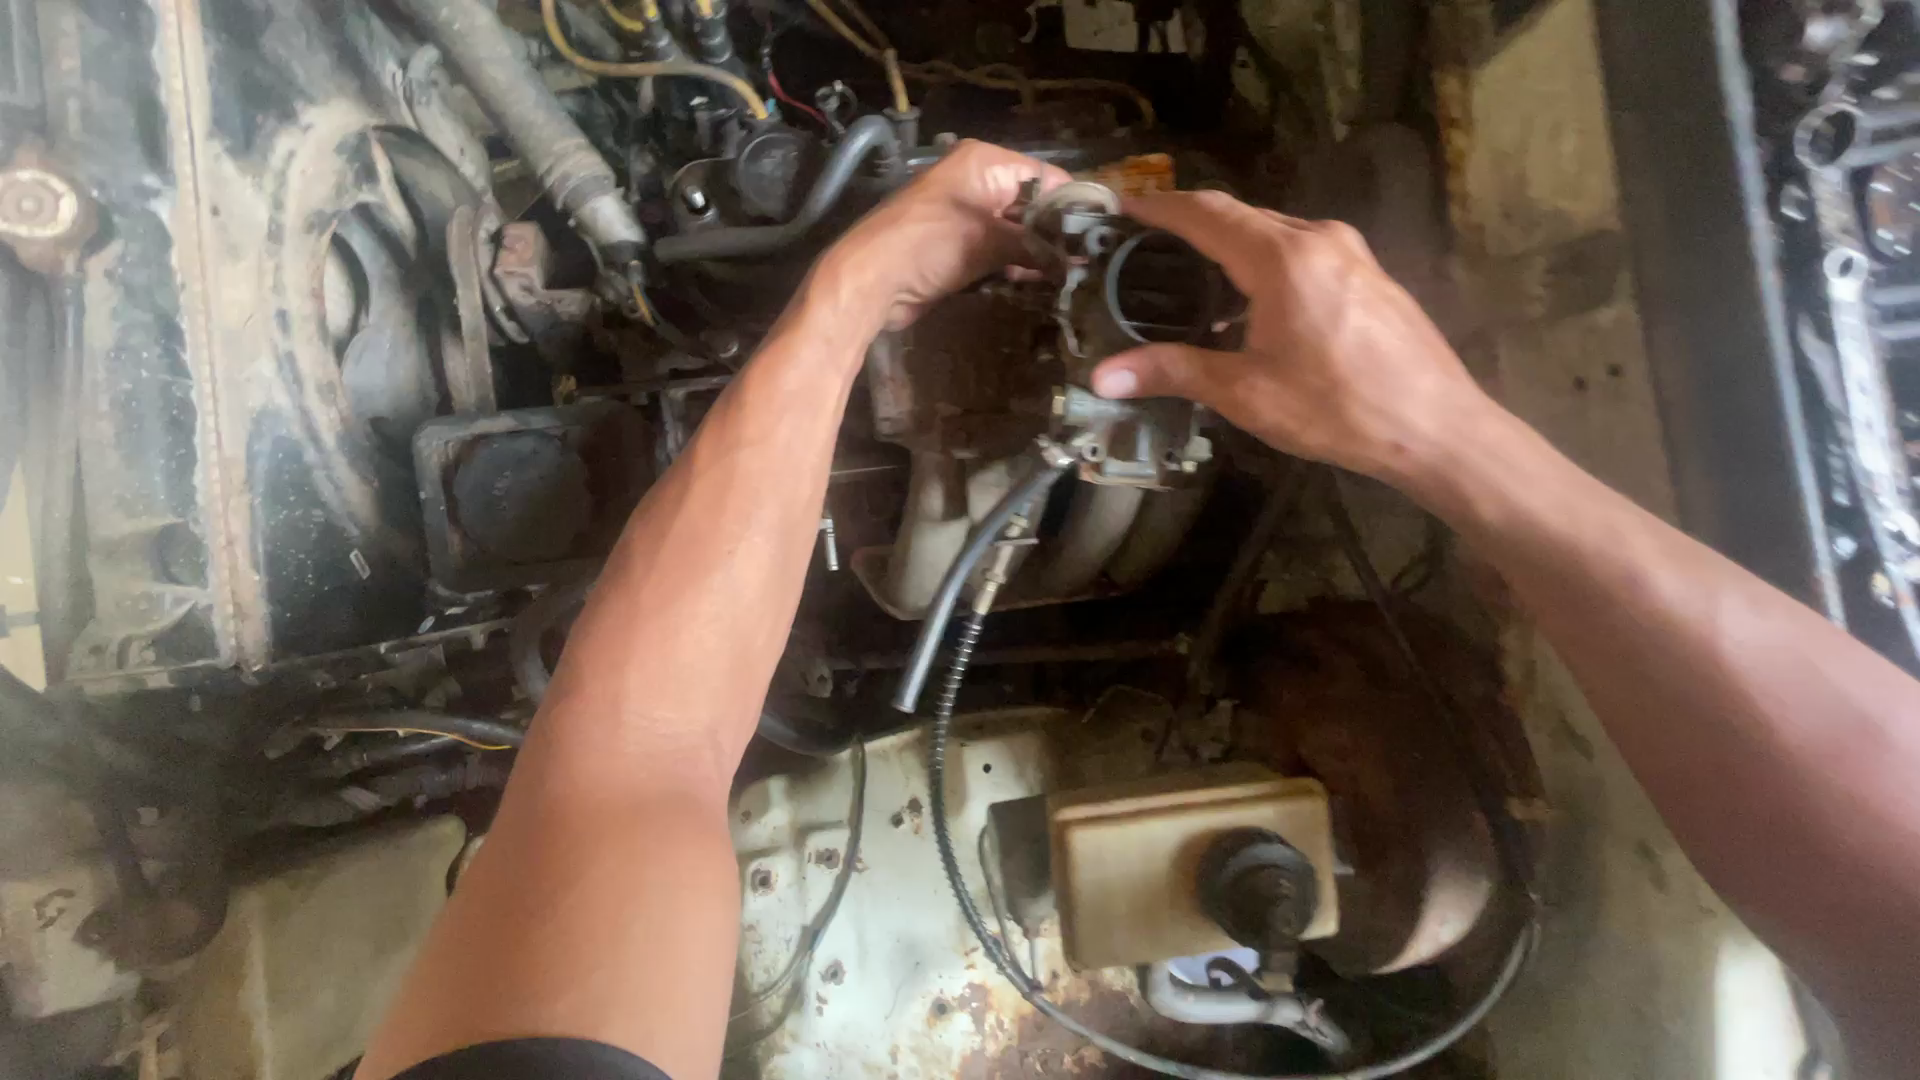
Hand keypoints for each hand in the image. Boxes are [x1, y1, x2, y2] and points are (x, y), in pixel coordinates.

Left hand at [814, 140, 1070, 330]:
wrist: (873, 282)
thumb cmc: (927, 245)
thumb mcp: (986, 239)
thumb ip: (1033, 246)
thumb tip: (1072, 261)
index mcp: (984, 164)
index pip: (1043, 176)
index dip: (1071, 203)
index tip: (1098, 232)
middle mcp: (978, 185)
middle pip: (1031, 206)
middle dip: (1057, 234)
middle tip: (1090, 261)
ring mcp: (968, 221)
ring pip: (1017, 234)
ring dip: (1039, 255)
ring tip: (1075, 276)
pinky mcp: (960, 252)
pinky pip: (999, 256)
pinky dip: (1018, 269)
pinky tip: (1043, 284)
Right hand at [1089, 191, 1494, 482]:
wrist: (1436, 427)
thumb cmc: (1335, 407)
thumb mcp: (1244, 392)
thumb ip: (1172, 371)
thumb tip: (1102, 376)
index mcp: (1284, 258)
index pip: (1209, 213)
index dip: (1161, 206)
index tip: (1124, 205)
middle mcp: (1320, 238)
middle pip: (1242, 215)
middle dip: (1190, 224)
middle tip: (1146, 245)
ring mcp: (1352, 253)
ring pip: (1274, 232)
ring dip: (1228, 245)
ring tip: (1189, 273)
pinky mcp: (1369, 276)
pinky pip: (1302, 252)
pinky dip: (1262, 262)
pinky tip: (1249, 302)